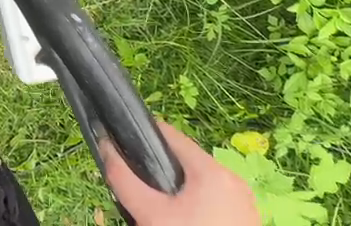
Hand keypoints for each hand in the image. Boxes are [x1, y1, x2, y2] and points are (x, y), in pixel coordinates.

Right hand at [103, 122, 258, 225]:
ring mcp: (244, 201)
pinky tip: (183, 222)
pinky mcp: (247, 218)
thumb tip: (104, 145)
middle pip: (182, 159)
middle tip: (145, 195)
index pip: (167, 133)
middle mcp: (233, 179)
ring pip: (197, 180)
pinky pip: (213, 198)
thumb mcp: (150, 213)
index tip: (125, 154)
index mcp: (212, 170)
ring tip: (163, 212)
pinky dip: (196, 204)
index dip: (140, 139)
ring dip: (177, 190)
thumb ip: (123, 177)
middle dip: (160, 172)